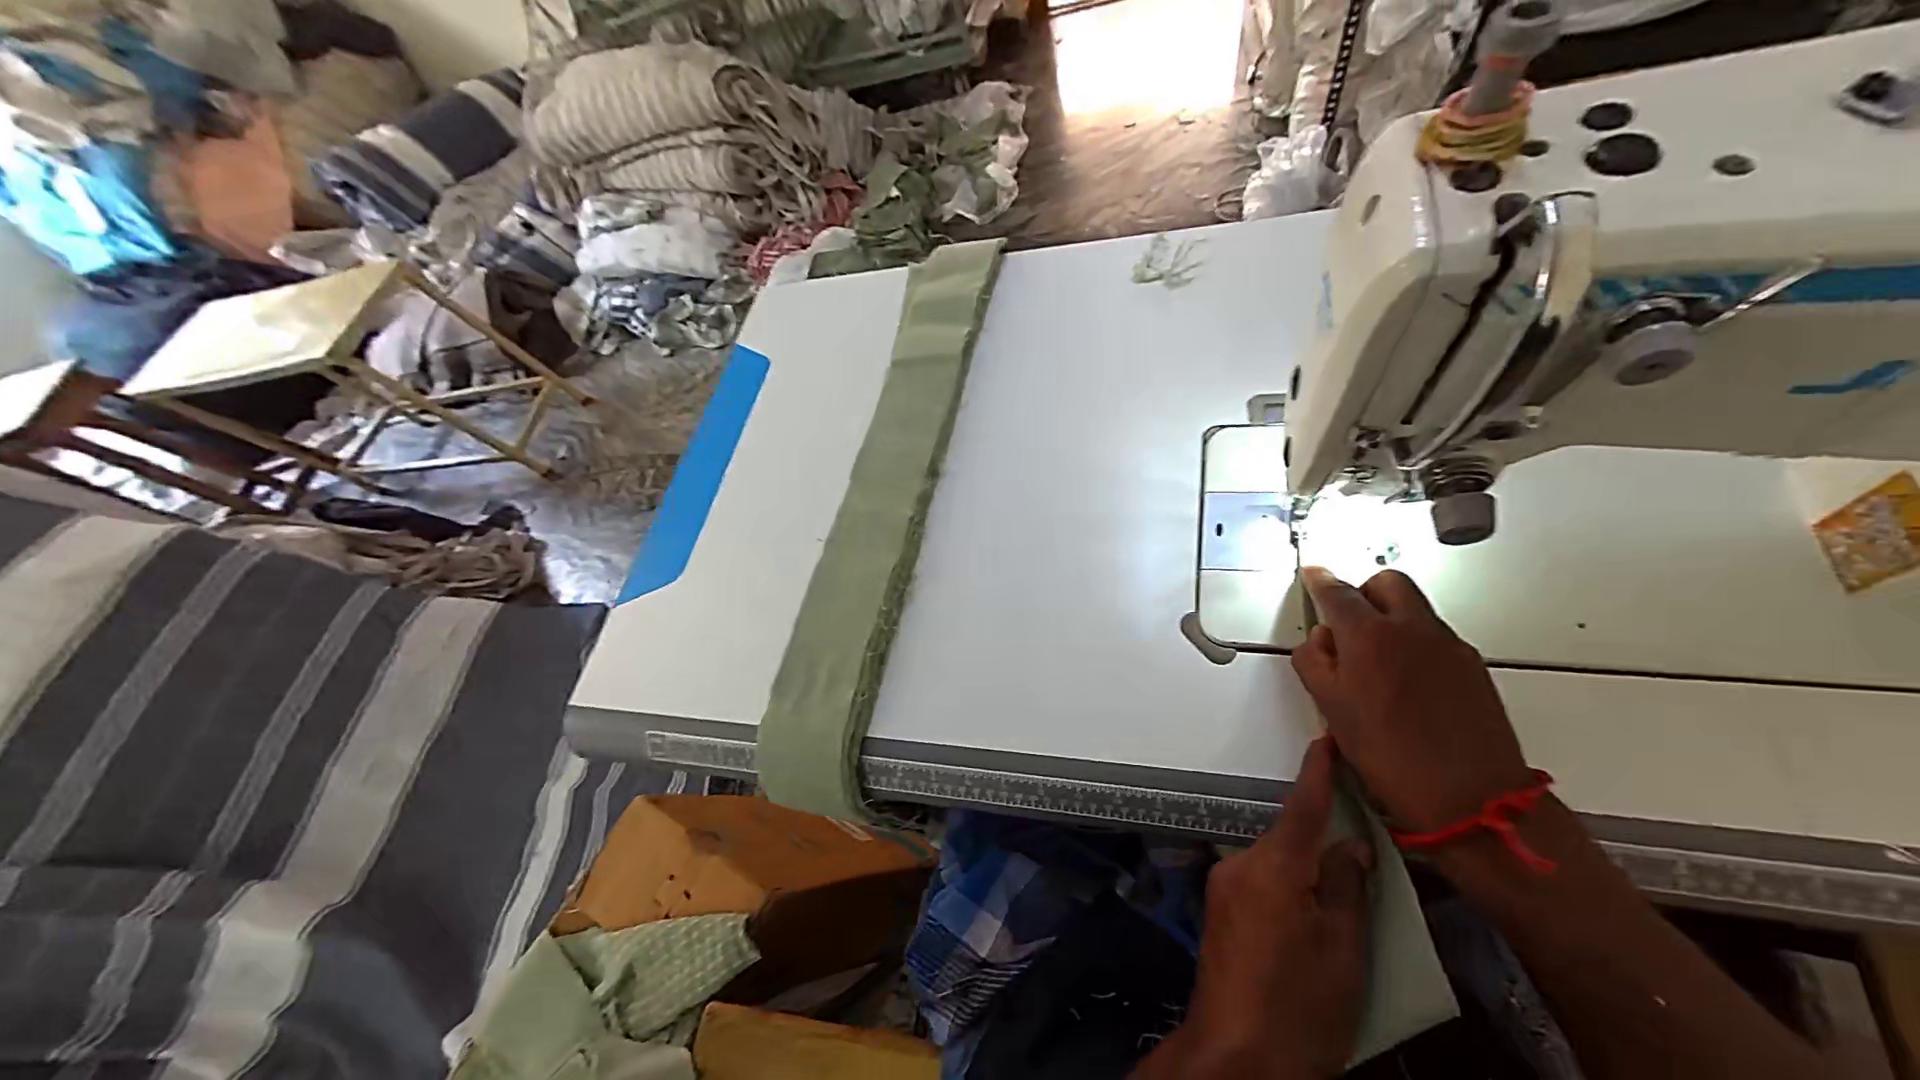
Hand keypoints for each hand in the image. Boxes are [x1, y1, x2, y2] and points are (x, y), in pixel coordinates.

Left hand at [1139, 738, 1371, 1079]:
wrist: (1235, 1056)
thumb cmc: (1301, 1009)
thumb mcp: (1343, 953)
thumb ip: (1347, 889)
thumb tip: (1351, 844)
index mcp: (1273, 867)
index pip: (1301, 807)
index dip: (1318, 772)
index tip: (1326, 738)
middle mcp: (1240, 864)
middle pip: (1288, 836)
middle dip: (1322, 836)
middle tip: (1364, 840)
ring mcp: (1223, 885)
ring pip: (1275, 861)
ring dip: (1305, 868)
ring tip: (1342, 896)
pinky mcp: (1218, 907)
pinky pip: (1259, 880)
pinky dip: (1286, 886)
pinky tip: (1307, 916)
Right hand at [1290, 566, 1533, 832]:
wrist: (1468, 796)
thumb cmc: (1395, 757)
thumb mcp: (1330, 708)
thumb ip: (1314, 662)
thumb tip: (1319, 643)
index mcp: (1369, 636)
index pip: (1337, 591)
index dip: (1320, 581)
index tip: (1314, 576)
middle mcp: (1413, 630)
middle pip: (1386, 582)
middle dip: (1363, 591)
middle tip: (1347, 618)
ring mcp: (1448, 646)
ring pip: (1414, 608)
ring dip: (1391, 617)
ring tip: (1375, 658)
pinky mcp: (1472, 666)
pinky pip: (1436, 636)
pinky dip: (1415, 642)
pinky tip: (1405, 680)